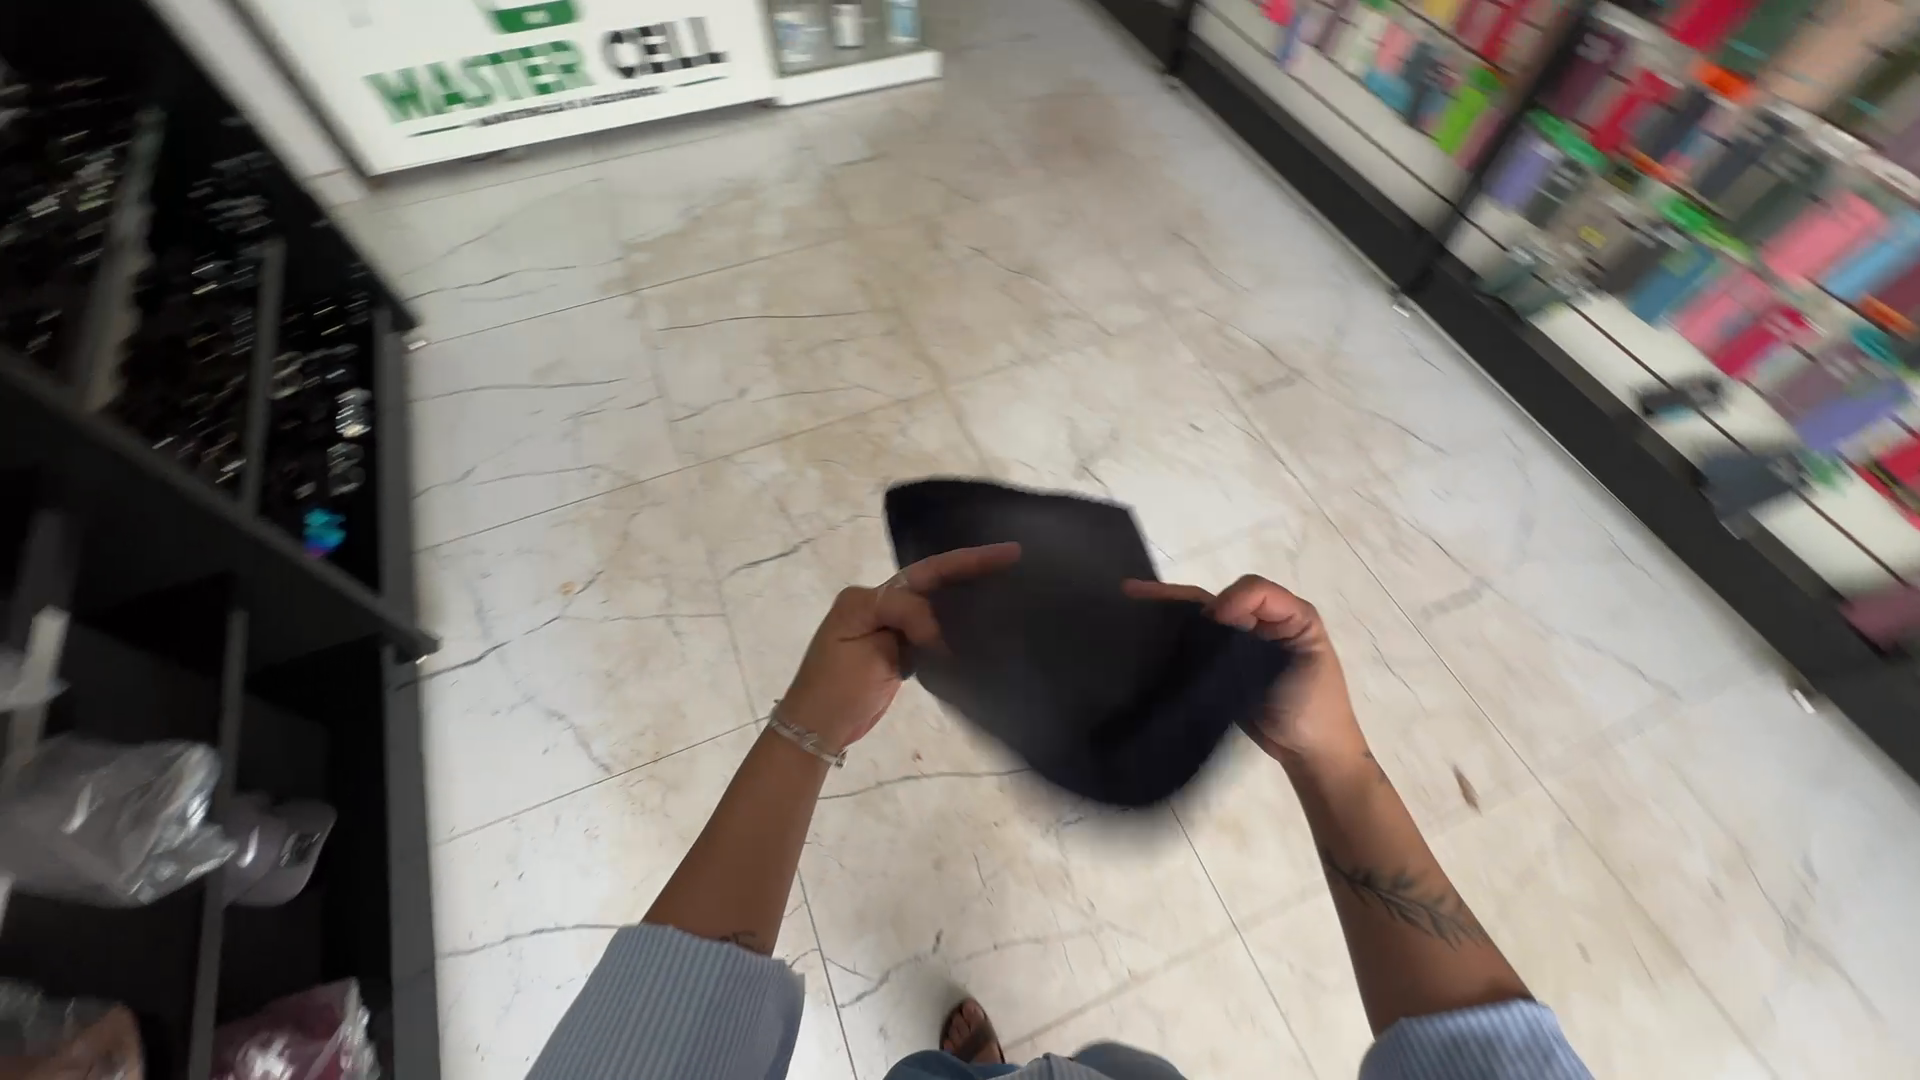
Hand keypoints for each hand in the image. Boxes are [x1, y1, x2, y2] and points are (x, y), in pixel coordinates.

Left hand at [779, 543, 1021, 752]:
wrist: (817, 728)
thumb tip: (940, 628)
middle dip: (972, 566)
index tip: (1001, 563)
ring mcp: (890, 627)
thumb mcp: (866, 647)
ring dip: (968, 590)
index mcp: (868, 597)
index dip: (962, 568)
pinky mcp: (900, 650)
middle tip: (1013, 554)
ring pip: (935, 601)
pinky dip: (957, 625)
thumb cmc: (836, 687)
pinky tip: (984, 622)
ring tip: (1009, 580)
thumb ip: (904, 620)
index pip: (922, 577)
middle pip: (932, 579)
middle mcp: (880, 603)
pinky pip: (933, 628)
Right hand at [1123, 574, 1363, 764]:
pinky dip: (1169, 637)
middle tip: (1133, 592)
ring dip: (1165, 611)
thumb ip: (1267, 623)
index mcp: (1284, 614)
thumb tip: (1215, 613)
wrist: (1310, 753)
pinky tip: (1142, 634)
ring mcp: (1235, 648)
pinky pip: (1194, 646)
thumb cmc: (1314, 704)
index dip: (1230, 600)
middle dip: (1174, 594)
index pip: (1250, 589)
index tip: (1218, 622)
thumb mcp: (1307, 651)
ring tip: (1129, 602)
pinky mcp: (1219, 670)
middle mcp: (1256, 624)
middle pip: (1212, 599)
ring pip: (1197, 620)